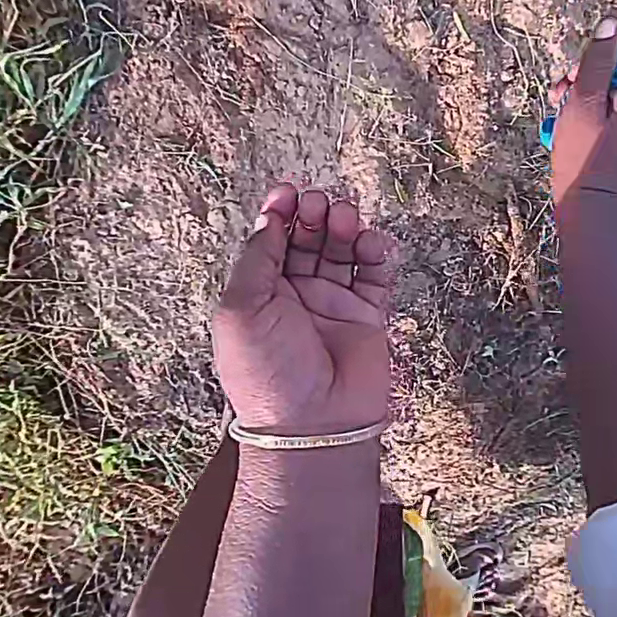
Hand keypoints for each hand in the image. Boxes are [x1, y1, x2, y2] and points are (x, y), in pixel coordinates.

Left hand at [212, 185, 397, 434]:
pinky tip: (371, 243)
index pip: (273, 242)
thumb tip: (269, 219)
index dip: (280, 213)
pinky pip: (373, 276)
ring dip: (343, 229)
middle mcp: (297, 296)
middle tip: (319, 204)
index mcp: (262, 294)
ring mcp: (334, 305)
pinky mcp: (367, 317)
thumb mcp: (241, 310)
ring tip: (344, 218)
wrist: (314, 426)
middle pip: (309, 241)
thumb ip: (257, 259)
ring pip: (342, 252)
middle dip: (314, 217)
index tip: (288, 190)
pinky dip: (374, 254)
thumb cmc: (267, 371)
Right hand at [548, 17, 616, 204]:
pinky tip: (569, 102)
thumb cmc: (585, 151)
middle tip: (578, 72)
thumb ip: (599, 59)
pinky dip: (592, 91)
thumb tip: (611, 24)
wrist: (583, 190)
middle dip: (605, 56)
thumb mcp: (585, 98)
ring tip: (566, 92)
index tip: (616, 32)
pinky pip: (615, 91)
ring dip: (591, 75)